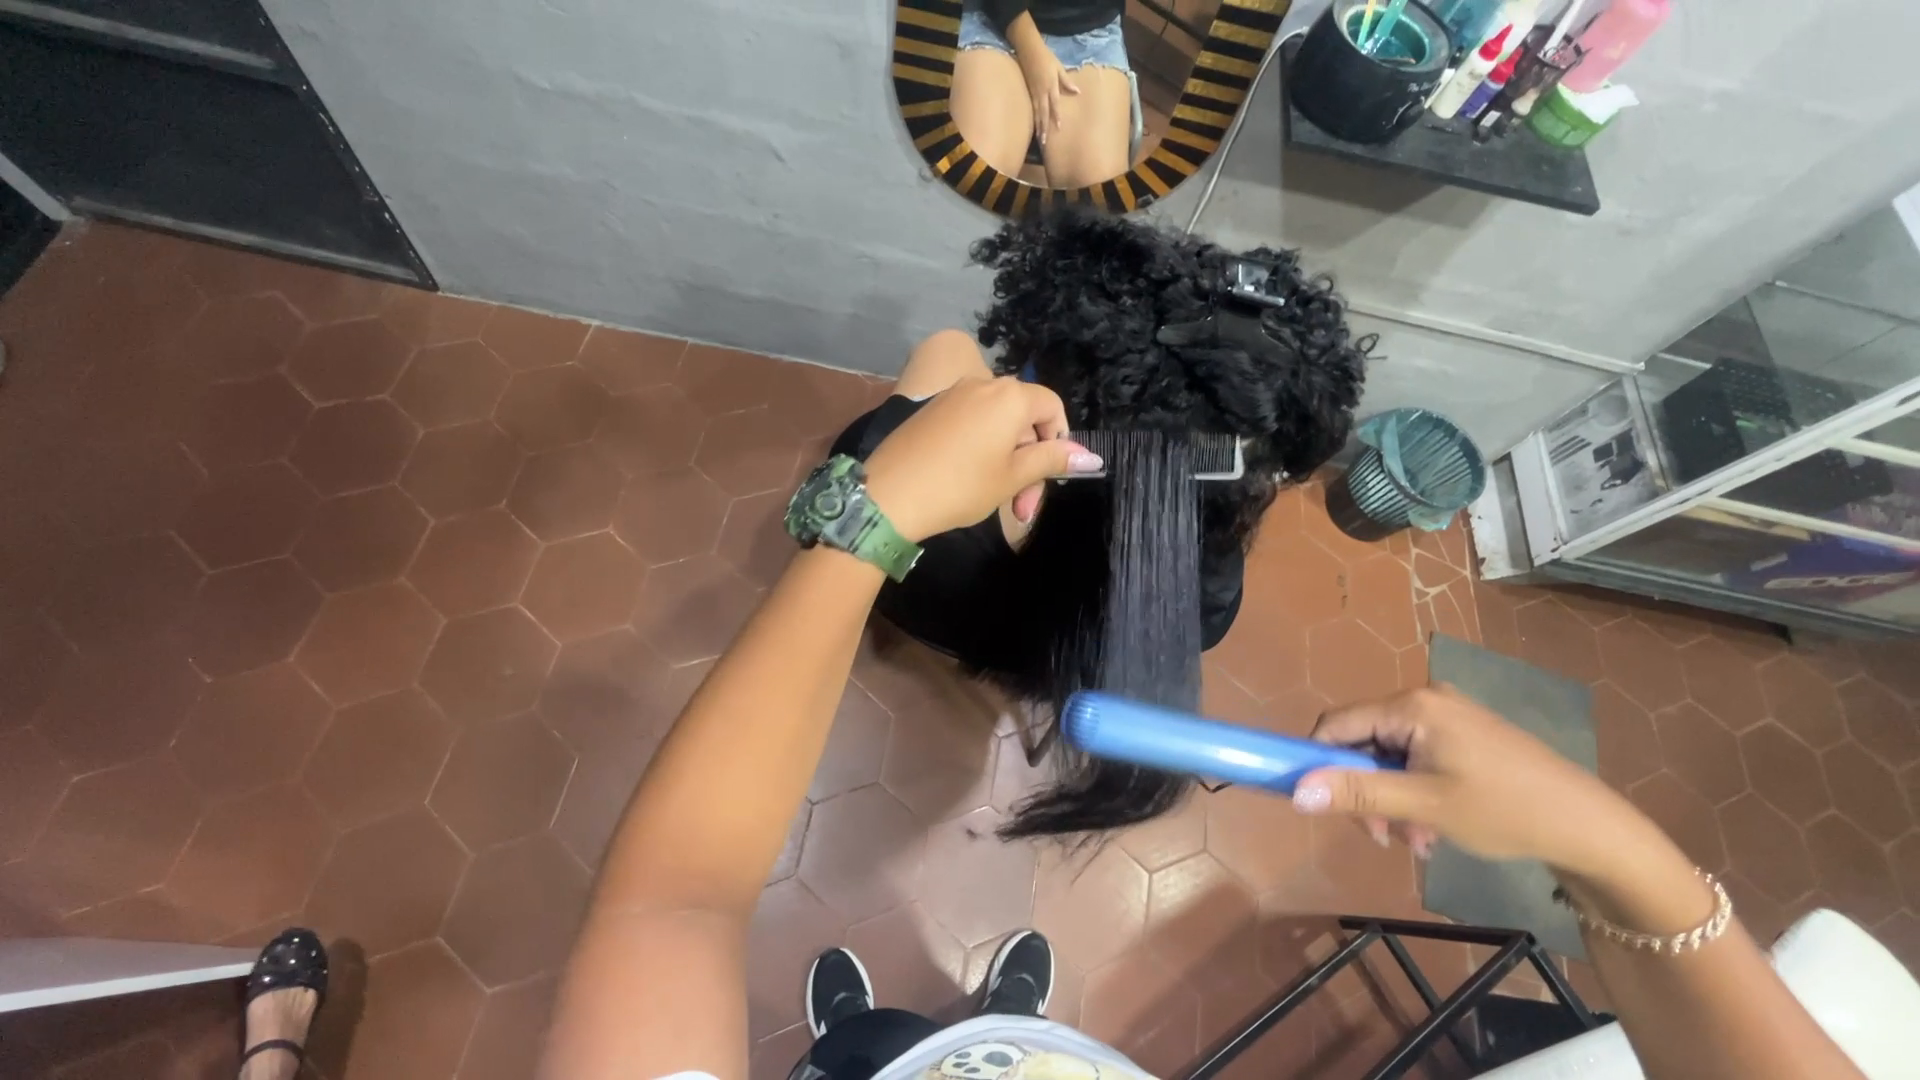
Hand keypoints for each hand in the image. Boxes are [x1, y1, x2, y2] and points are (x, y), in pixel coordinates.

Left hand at [862, 376, 1100, 541]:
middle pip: (1024, 419)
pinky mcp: (932, 411)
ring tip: (1000, 504)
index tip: (1051, 477)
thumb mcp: (1012, 477)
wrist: (888, 495)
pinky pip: (972, 425)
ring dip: (1007, 463)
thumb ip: (1052, 461)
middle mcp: (983, 384)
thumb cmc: (960, 486)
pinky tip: (972, 485)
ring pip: (997, 426)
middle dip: (1031, 463)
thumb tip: (1091, 456)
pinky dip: (982, 452)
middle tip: (1023, 510)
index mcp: (1009, 395)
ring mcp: (953, 395)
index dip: (1060, 441)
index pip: (1052, 407)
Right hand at [1021, 48, 1078, 146]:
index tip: (1058, 128)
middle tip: (1044, 142)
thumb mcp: (1059, 67)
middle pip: (1043, 113)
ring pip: (1036, 114)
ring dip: (1038, 127)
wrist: (1029, 50)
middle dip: (1044, 128)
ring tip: (1039, 139)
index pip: (1054, 104)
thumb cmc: (1046, 57)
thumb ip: (1066, 81)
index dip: (1056, 116)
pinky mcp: (1029, 94)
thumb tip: (1077, 92)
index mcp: (1050, 86)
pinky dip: (1034, 120)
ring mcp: (1034, 94)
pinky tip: (1035, 127)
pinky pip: (1032, 110)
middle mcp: (1041, 92)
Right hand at [1290, 685, 1640, 875]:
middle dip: (1366, 790)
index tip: (1324, 803)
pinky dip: (1414, 790)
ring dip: (1391, 798)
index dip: (1319, 760)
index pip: (1337, 724)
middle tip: (1384, 836)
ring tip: (1417, 839)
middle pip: (1364, 741)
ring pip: (1391, 755)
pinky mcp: (1466, 734)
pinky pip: (1417, 756)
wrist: (1591, 827)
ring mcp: (1449, 715)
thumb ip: (1358, 795)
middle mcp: (1426, 700)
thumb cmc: (1504, 811)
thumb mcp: (1424, 806)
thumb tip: (1297, 793)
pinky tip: (1433, 826)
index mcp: (1412, 707)